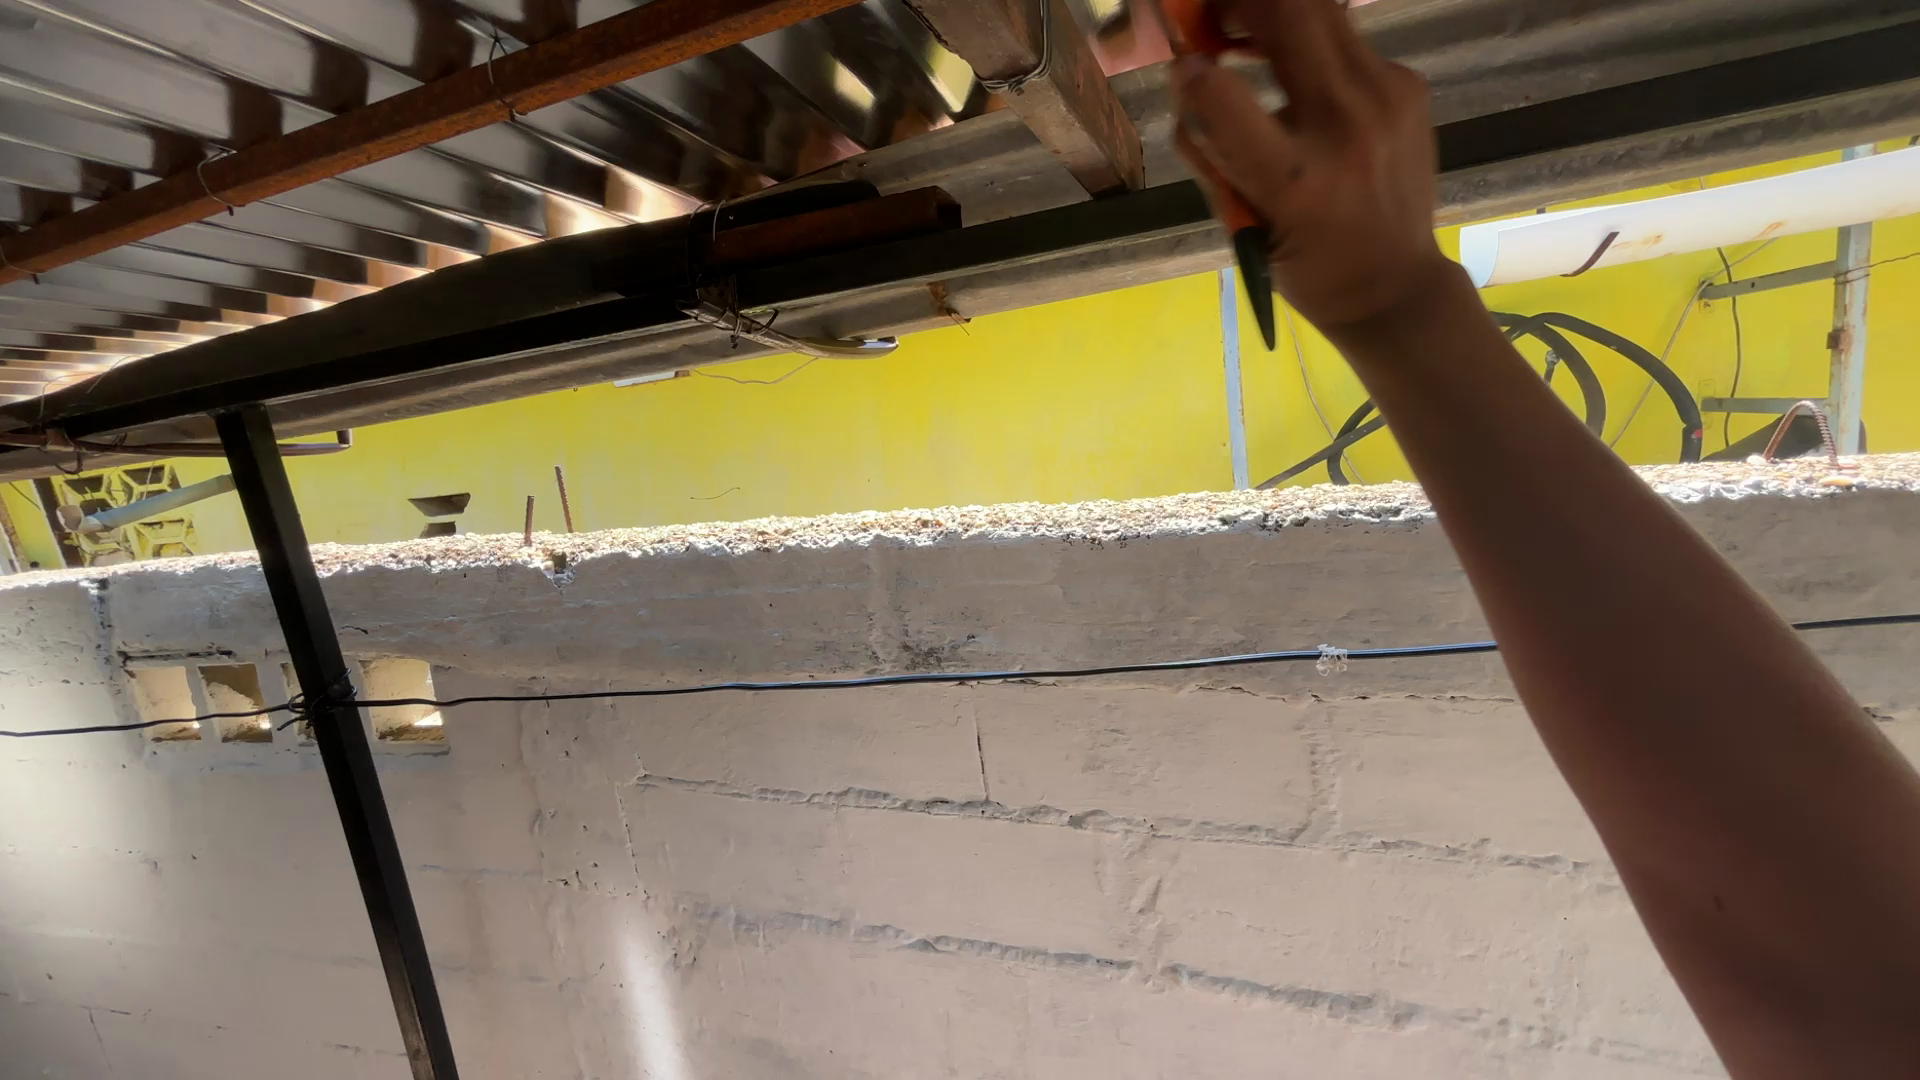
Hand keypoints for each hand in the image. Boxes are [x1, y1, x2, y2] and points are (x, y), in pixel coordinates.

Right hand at [1172, 0, 1449, 330]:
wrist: (1393, 284)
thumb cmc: (1305, 268)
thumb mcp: (1246, 229)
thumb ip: (1214, 157)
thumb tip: (1187, 87)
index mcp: (1294, 181)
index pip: (1226, 102)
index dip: (1193, 75)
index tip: (1181, 68)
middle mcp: (1345, 126)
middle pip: (1289, 11)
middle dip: (1239, 1)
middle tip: (1210, 18)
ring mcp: (1385, 95)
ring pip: (1322, 10)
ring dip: (1274, 10)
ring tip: (1243, 32)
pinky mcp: (1406, 83)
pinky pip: (1345, 40)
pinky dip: (1309, 46)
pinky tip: (1297, 78)